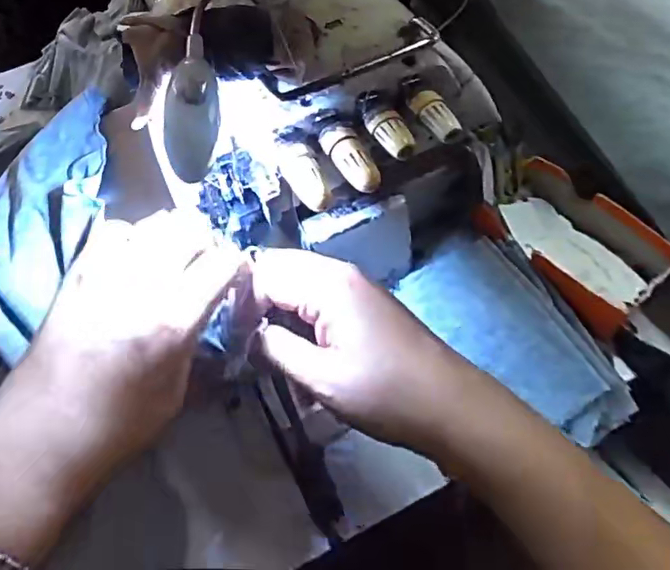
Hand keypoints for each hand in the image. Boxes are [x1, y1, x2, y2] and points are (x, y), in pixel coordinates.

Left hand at [0, 211, 244, 562]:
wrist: (37, 442)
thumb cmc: (113, 431)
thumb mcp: (174, 395)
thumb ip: (196, 343)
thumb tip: (211, 312)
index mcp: (173, 321)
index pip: (223, 261)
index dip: (238, 265)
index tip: (237, 278)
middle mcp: (143, 286)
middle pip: (192, 230)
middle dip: (209, 243)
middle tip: (208, 264)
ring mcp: (106, 274)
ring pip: (156, 222)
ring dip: (175, 233)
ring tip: (174, 255)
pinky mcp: (78, 273)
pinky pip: (114, 229)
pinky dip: (133, 234)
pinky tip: (135, 257)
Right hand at [249, 248, 507, 456]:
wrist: (446, 401)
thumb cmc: (384, 391)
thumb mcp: (322, 378)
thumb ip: (277, 349)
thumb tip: (248, 333)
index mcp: (328, 282)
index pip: (265, 272)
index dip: (239, 300)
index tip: (223, 334)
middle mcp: (339, 271)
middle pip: (281, 269)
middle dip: (256, 299)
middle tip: (237, 339)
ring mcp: (354, 284)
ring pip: (299, 281)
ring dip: (277, 308)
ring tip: (261, 347)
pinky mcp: (362, 301)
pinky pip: (318, 294)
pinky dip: (299, 314)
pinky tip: (294, 346)